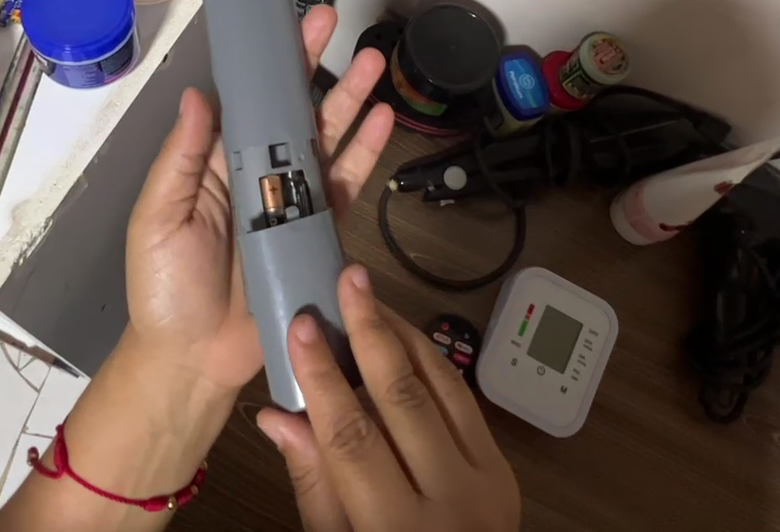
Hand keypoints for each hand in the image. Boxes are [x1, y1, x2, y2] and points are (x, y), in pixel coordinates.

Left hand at [124, 5, 394, 392]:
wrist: (194, 360)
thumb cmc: (165, 287)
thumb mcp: (158, 217)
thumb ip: (181, 158)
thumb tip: (198, 95)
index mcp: (219, 162)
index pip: (249, 101)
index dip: (270, 63)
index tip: (288, 24)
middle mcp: (260, 171)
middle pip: (295, 110)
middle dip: (316, 66)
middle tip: (335, 23)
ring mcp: (294, 199)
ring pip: (327, 139)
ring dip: (351, 101)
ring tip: (374, 65)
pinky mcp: (320, 230)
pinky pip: (345, 185)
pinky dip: (365, 153)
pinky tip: (382, 124)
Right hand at [257, 265, 520, 531]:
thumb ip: (314, 487)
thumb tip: (278, 414)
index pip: (351, 439)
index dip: (322, 378)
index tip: (301, 326)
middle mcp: (451, 501)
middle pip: (403, 397)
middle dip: (371, 331)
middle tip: (348, 278)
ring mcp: (487, 480)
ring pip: (440, 384)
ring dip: (402, 332)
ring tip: (369, 294)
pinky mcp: (502, 466)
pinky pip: (462, 396)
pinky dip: (430, 357)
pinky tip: (401, 332)